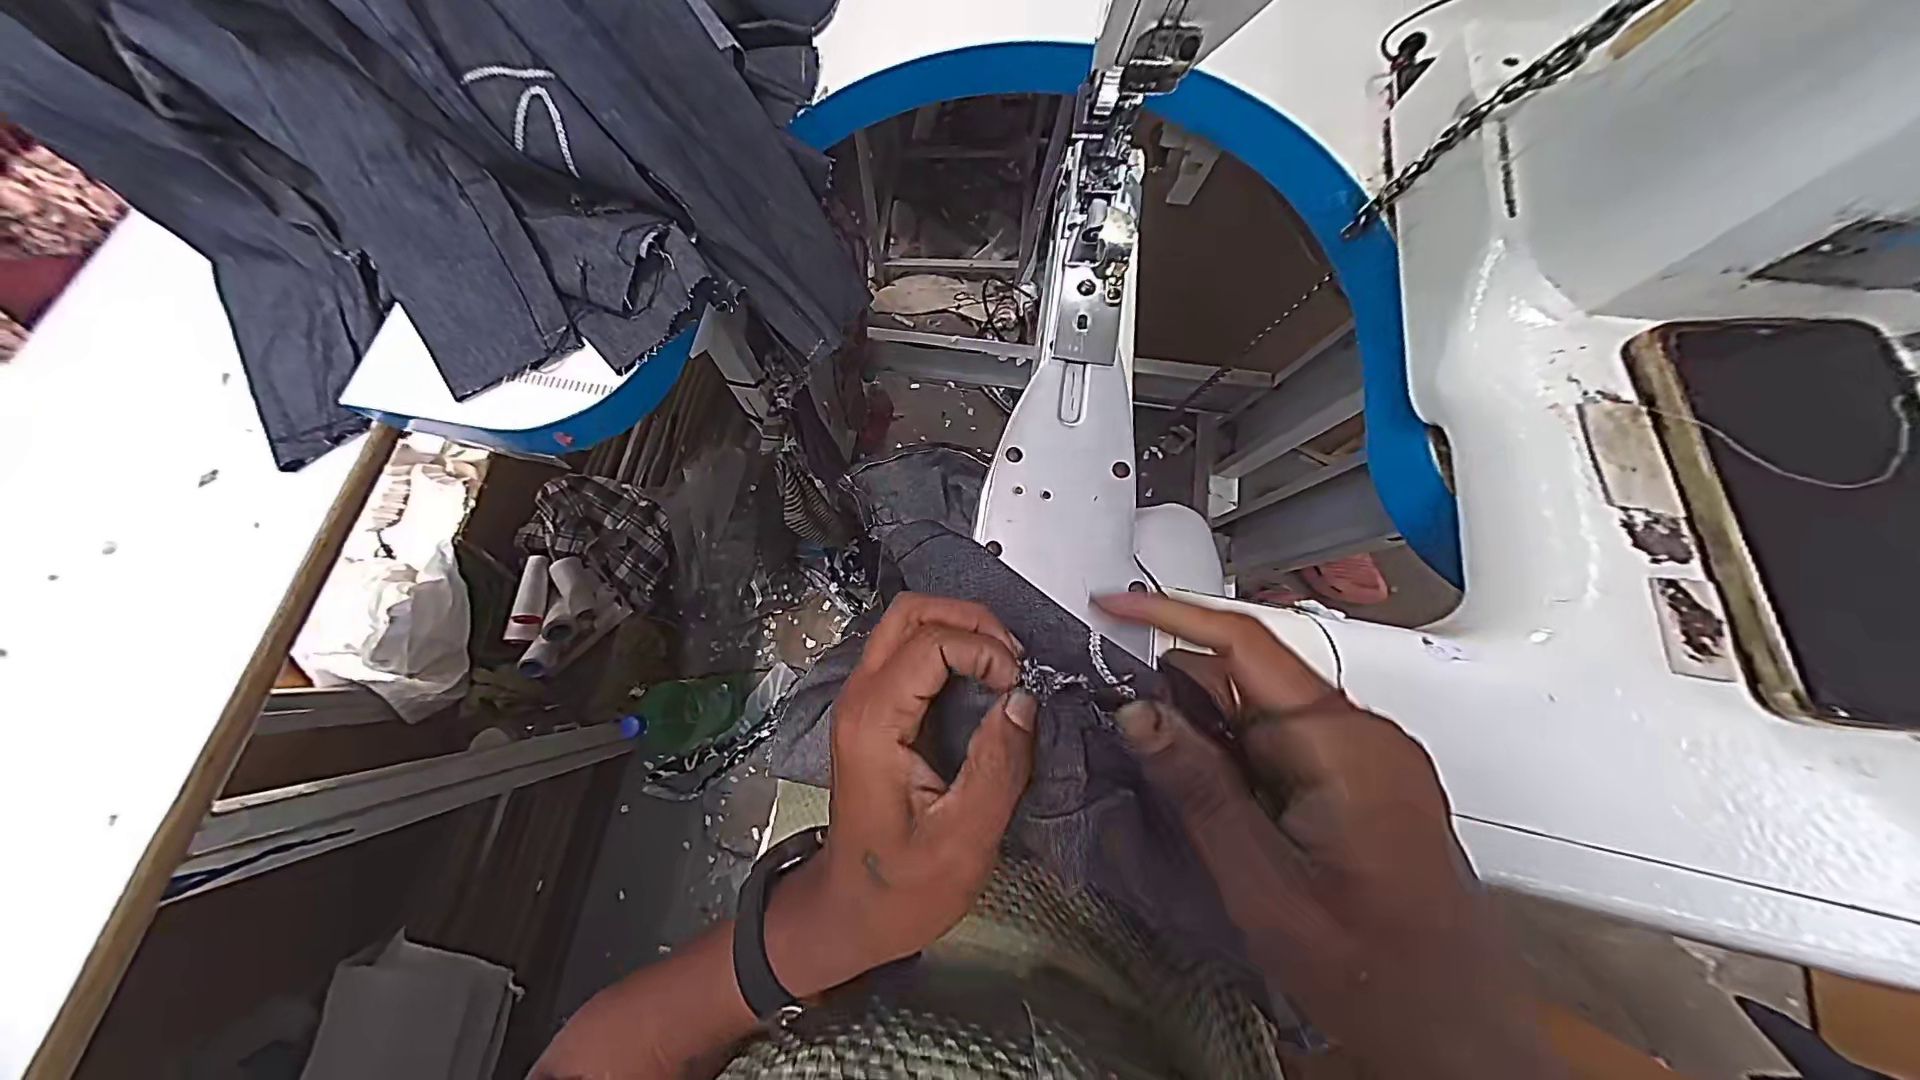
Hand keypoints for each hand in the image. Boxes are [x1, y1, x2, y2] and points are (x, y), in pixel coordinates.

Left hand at [764, 594, 1038, 997]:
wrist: (849, 909)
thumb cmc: (898, 888)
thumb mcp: (963, 840)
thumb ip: (998, 766)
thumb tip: (1023, 701)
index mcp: (874, 723)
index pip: (929, 643)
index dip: (983, 650)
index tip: (1016, 685)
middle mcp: (860, 698)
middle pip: (910, 613)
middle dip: (970, 619)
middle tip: (1012, 656)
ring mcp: (864, 699)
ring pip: (907, 622)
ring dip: (960, 626)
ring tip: (1003, 661)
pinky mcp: (876, 708)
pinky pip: (910, 648)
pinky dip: (951, 644)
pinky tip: (983, 672)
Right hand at [1096, 592, 1555, 1079]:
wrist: (1456, 1044)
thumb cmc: (1381, 980)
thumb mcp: (1263, 885)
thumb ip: (1197, 788)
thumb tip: (1138, 712)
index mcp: (1345, 746)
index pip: (1245, 645)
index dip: (1170, 615)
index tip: (1115, 605)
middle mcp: (1358, 734)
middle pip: (1242, 674)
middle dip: (1177, 695)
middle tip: (1130, 730)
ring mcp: (1357, 752)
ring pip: (1250, 705)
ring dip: (1201, 732)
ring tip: (1187, 795)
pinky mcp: (1349, 772)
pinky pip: (1269, 735)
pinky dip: (1226, 754)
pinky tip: (1218, 804)